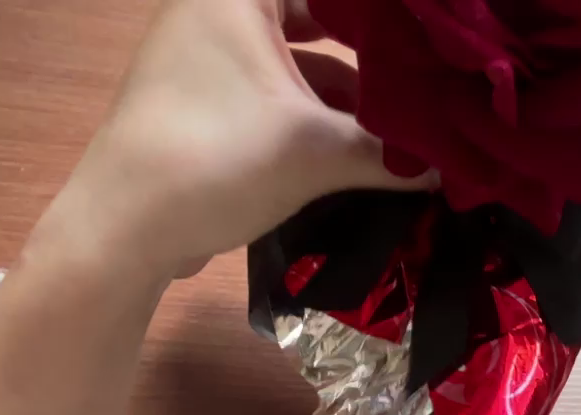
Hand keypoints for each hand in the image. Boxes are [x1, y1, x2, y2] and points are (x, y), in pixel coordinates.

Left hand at [32, 0, 426, 278]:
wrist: (130, 226)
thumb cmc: (217, 158)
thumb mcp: (314, 153)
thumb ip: (388, 154)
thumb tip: (451, 169)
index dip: (385, 19)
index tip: (432, 46)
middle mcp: (223, 11)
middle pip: (319, 23)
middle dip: (374, 64)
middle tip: (426, 91)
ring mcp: (216, 62)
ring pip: (303, 70)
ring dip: (351, 105)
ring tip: (405, 136)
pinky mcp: (215, 109)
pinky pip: (283, 103)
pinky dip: (322, 126)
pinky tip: (363, 157)